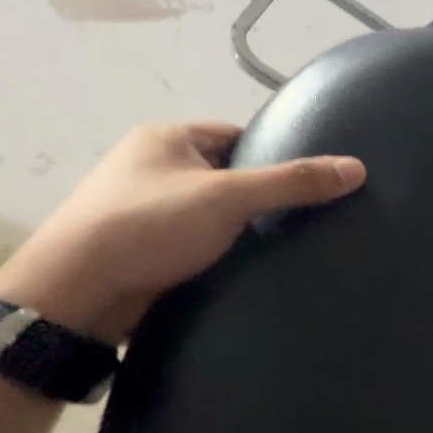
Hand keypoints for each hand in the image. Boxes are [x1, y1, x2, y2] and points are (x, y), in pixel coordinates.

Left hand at [0, 123, 364, 343]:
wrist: (75, 295)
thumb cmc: (147, 227)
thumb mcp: (228, 197)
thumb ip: (293, 182)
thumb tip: (357, 168)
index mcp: (165, 138)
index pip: (239, 136)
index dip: (276, 157)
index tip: (309, 183)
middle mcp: (152, 167)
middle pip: (231, 175)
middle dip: (263, 196)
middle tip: (305, 216)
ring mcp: (146, 209)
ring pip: (216, 212)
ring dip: (244, 228)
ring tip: (287, 244)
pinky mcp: (146, 248)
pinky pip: (201, 242)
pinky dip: (224, 252)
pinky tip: (251, 266)